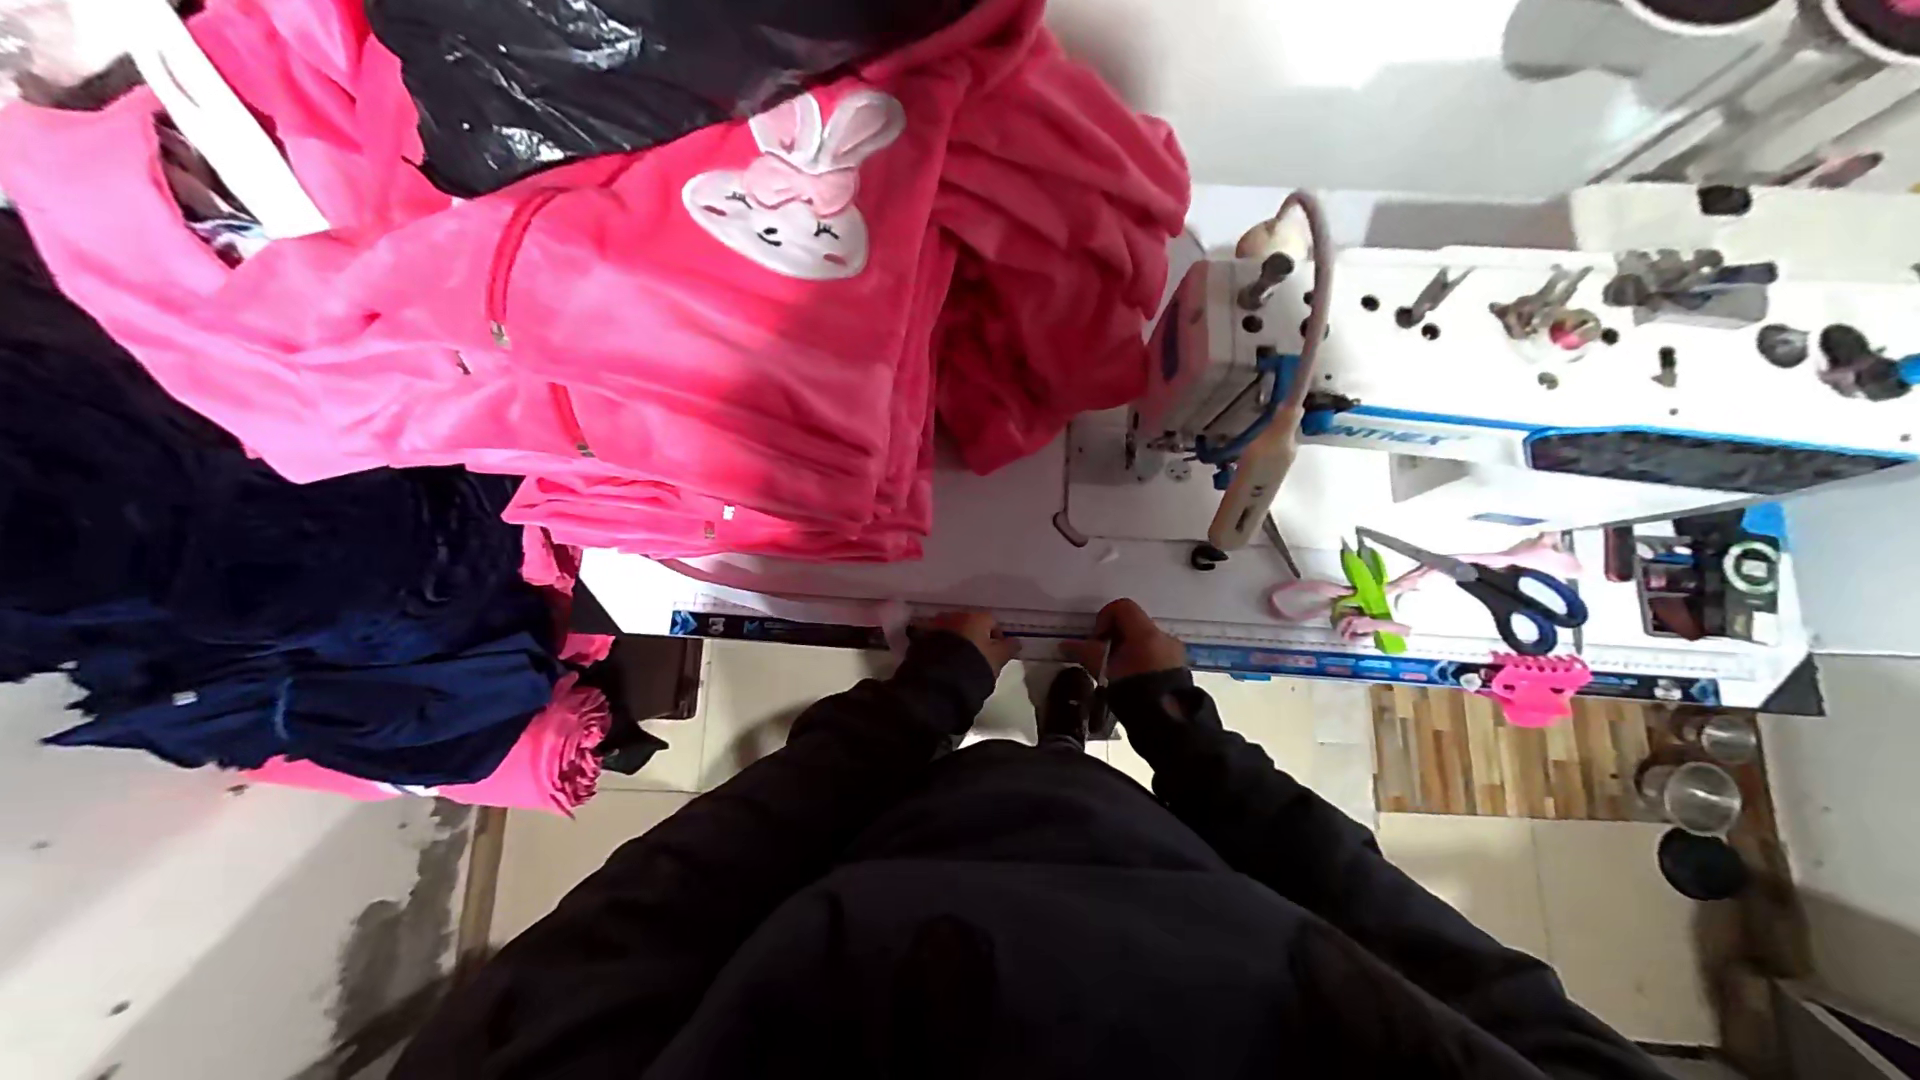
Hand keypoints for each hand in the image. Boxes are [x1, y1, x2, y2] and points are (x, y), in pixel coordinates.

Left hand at [925, 611, 1016, 675]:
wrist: (939, 680)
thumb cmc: (974, 666)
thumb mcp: (998, 659)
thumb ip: (1008, 648)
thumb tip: (1016, 642)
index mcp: (976, 617)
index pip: (991, 622)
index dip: (996, 638)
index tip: (997, 654)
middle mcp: (954, 615)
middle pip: (969, 623)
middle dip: (973, 636)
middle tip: (976, 656)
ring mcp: (935, 625)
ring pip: (950, 629)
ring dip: (955, 639)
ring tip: (957, 659)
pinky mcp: (919, 637)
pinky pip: (933, 638)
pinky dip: (938, 645)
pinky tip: (941, 659)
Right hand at [1065, 598, 1186, 681]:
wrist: (1166, 721)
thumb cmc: (1132, 690)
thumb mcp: (1104, 670)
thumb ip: (1085, 652)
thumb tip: (1065, 645)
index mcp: (1146, 632)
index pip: (1122, 607)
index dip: (1104, 618)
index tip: (1098, 640)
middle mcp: (1163, 636)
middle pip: (1134, 623)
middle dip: (1115, 636)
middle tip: (1105, 657)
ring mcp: (1174, 652)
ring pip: (1144, 640)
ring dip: (1128, 649)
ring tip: (1119, 672)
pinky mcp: (1179, 667)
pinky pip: (1156, 654)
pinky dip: (1142, 660)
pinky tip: (1134, 680)